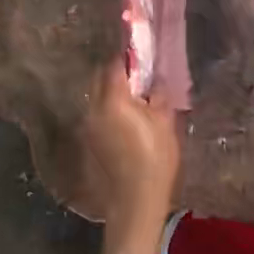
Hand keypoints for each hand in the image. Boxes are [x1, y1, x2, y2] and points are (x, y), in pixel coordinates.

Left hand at [79, 64, 179, 227]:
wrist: (135, 200)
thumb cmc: (155, 157)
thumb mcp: (165, 120)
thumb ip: (158, 94)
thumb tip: (155, 80)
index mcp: (113, 100)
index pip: (114, 66)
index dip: (127, 57)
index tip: (140, 53)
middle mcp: (93, 110)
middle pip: (99, 80)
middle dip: (116, 72)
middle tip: (139, 73)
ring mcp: (88, 127)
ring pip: (96, 97)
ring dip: (112, 91)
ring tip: (136, 95)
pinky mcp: (89, 142)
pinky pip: (97, 114)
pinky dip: (109, 108)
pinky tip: (128, 117)